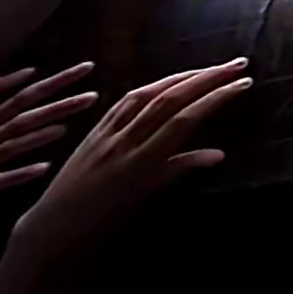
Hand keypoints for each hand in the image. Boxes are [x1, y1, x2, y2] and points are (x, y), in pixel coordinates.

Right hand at [0, 62, 98, 231]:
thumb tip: (25, 74)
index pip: (12, 94)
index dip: (50, 81)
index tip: (81, 70)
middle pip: (22, 114)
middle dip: (59, 102)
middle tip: (94, 93)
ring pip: (12, 143)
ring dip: (43, 133)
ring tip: (71, 124)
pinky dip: (17, 174)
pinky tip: (43, 168)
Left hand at [9, 59, 250, 265]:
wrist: (49, 230)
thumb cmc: (103, 219)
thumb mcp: (144, 196)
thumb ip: (181, 168)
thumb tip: (219, 154)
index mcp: (139, 163)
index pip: (185, 120)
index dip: (216, 98)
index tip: (243, 83)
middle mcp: (123, 143)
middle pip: (170, 100)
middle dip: (207, 78)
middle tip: (237, 63)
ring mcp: (106, 134)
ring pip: (148, 94)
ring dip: (183, 76)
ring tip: (211, 68)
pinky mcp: (94, 130)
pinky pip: (124, 101)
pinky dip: (153, 86)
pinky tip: (169, 80)